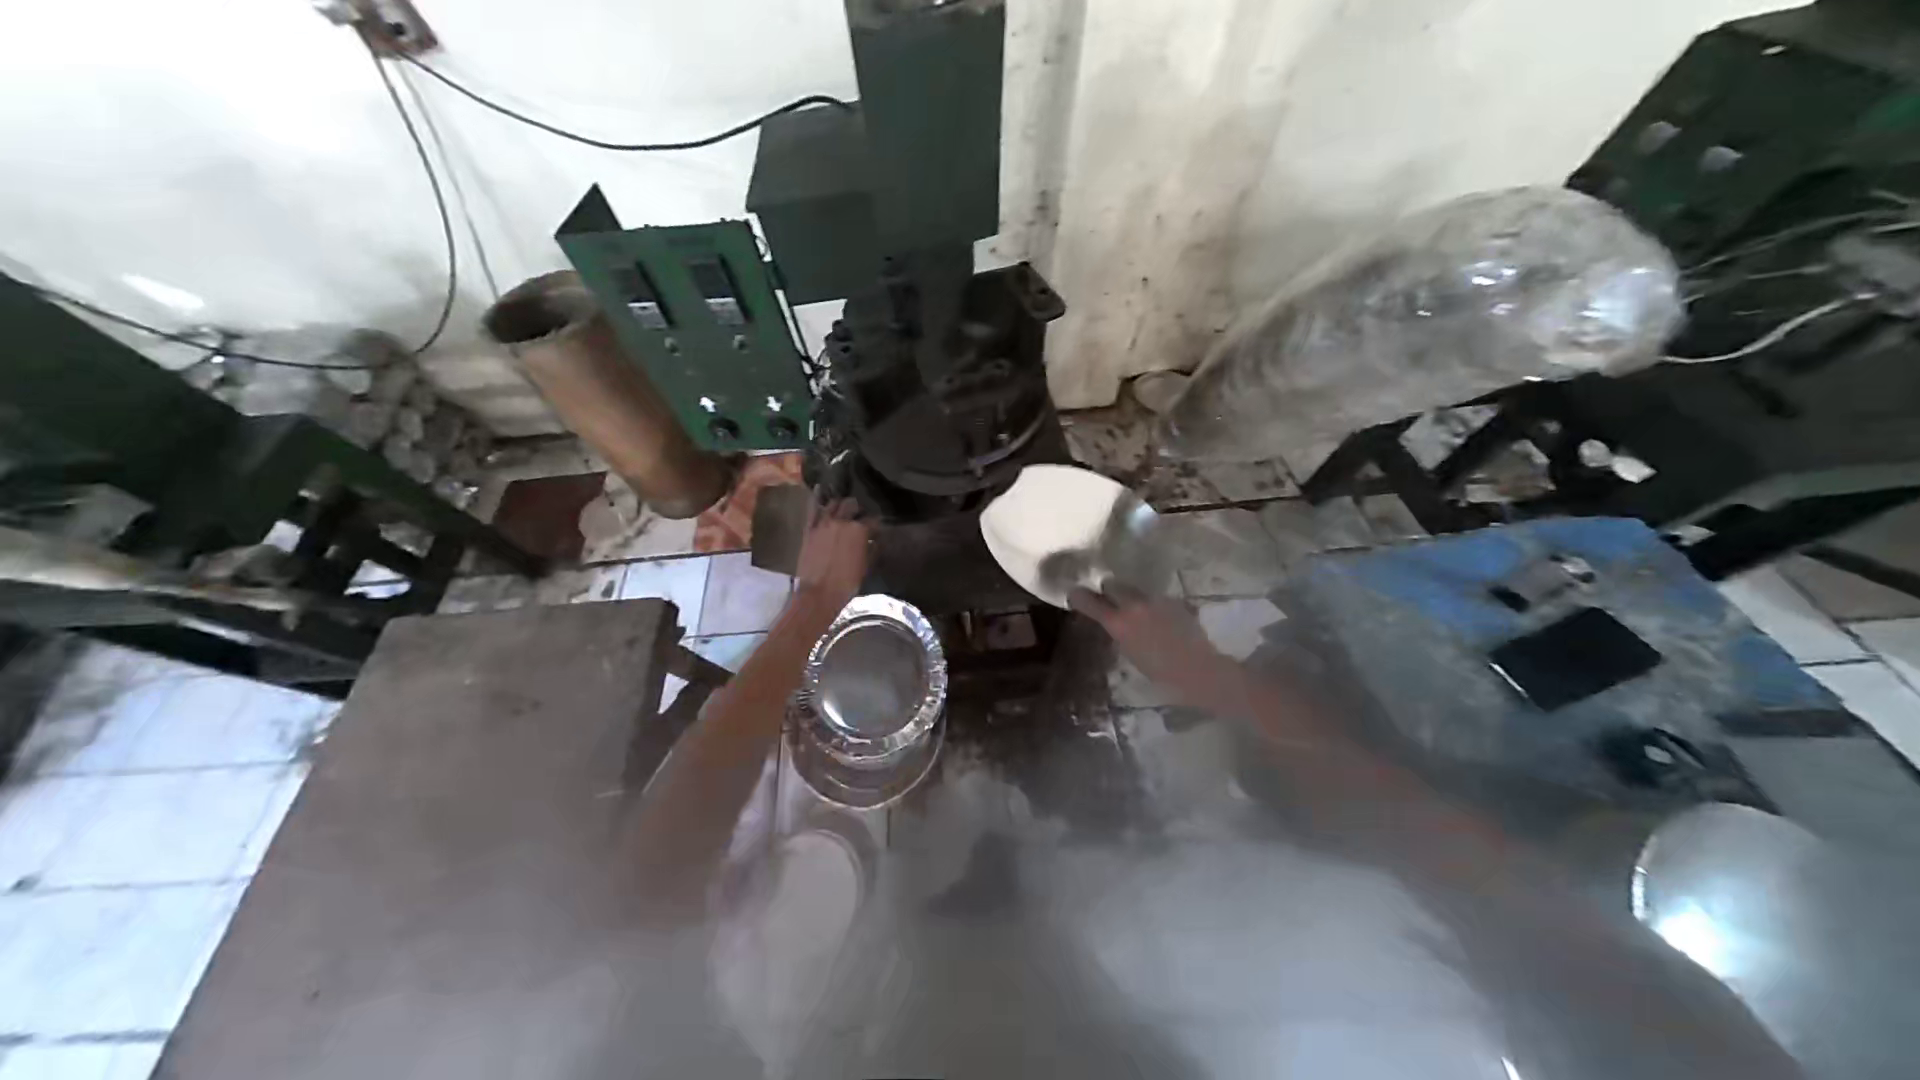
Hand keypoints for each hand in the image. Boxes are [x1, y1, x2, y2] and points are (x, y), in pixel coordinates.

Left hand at [793, 498, 870, 615]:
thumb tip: (875, 540)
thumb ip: (872, 549)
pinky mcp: (809, 529)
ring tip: (844, 504)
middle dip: (858, 507)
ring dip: (840, 502)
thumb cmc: (847, 583)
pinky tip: (820, 488)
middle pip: (852, 505)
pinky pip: (812, 509)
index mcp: (859, 530)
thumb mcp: (866, 567)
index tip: (879, 525)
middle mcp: (842, 521)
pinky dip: (817, 498)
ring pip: (834, 503)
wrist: (819, 594)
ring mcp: (823, 523)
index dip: (877, 522)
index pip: (872, 520)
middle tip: (861, 512)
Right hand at [1070, 585, 1234, 696]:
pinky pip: (1156, 597)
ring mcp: (1156, 600)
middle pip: (1113, 583)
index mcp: (1118, 622)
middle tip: (1109, 598)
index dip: (1078, 596)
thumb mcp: (1129, 652)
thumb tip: (1115, 620)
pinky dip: (1153, 604)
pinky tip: (1161, 618)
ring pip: (1136, 589)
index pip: (1088, 600)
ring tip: (1138, 610)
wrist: (1197, 670)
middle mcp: (1134, 605)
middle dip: (1108, 589)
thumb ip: (1119, 631)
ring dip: (1132, 596)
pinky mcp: (1174, 600)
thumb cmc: (1160, 672)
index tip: (1074, 594)